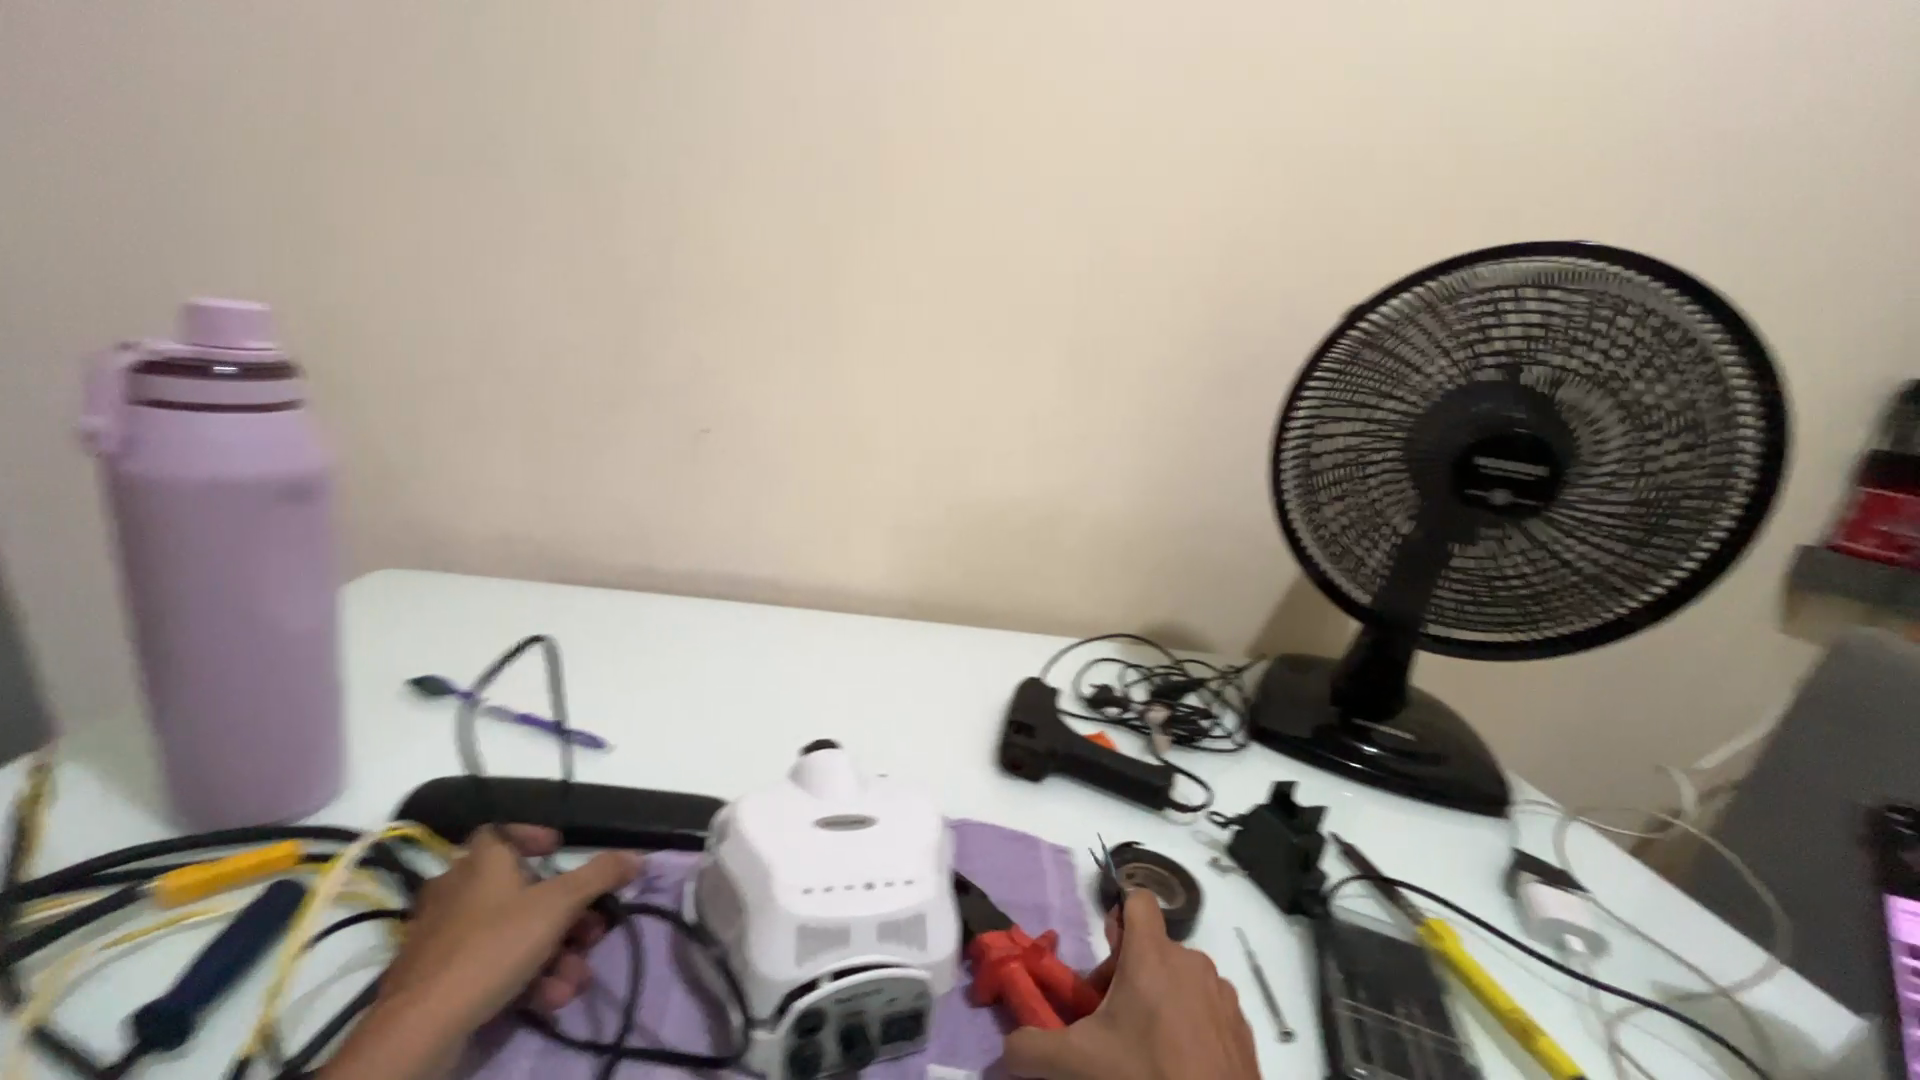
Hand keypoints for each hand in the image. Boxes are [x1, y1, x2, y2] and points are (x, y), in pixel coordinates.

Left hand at [318, 825, 641, 1079]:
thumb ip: (600, 876)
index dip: (534, 837)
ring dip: (555, 954)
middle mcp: (458, 890)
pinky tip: (549, 999)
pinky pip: (493, 963)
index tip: (562, 851)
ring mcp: (446, 935)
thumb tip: (636, 856)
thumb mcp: (558, 905)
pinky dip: (526, 976)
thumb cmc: (494, 946)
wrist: (421, 1025)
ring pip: (513, 933)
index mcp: (481, 862)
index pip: (503, 831)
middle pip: (523, 891)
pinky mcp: (440, 975)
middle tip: (592, 932)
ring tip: (574, 980)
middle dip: (567, 916)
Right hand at [1003, 889, 1259, 1079]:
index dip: (1119, 917)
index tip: (1105, 954)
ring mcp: (1221, 995)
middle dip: (1127, 976)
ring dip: (1158, 999)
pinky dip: (1189, 1024)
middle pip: (1152, 948)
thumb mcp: (1075, 1063)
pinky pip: (1206, 1007)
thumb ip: (1030, 1045)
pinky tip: (1176, 1063)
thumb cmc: (1143, 1076)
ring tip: (1143, 1046)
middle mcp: (1192, 962)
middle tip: (1110, 1021)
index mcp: (1153, 955)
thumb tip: (1006, 1046)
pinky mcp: (1241, 1027)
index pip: (1138, 899)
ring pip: (1179, 979)